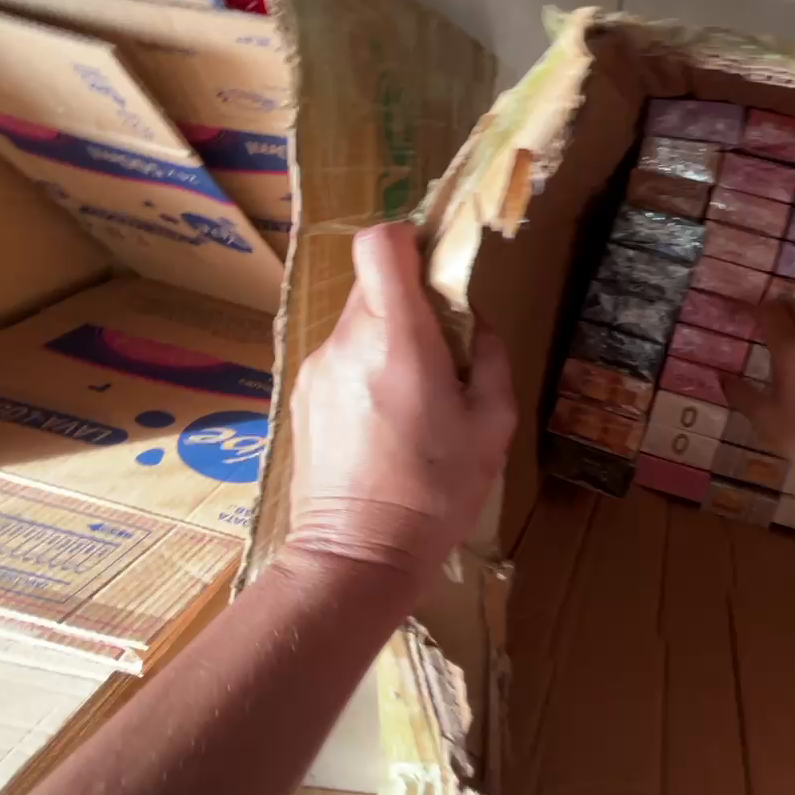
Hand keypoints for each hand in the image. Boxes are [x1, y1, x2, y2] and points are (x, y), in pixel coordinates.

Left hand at [285, 223, 515, 582]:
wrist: (356, 557)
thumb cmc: (437, 490)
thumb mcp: (493, 422)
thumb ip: (488, 356)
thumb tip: (473, 324)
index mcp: (398, 340)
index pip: (380, 245)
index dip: (409, 237)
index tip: (437, 264)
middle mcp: (347, 342)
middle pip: (374, 281)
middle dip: (413, 297)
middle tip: (444, 347)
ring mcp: (316, 368)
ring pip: (360, 319)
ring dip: (392, 334)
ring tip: (417, 393)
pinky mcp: (301, 394)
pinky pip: (342, 353)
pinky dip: (369, 362)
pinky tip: (386, 416)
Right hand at [727, 301, 794, 497]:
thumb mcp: (766, 419)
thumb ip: (741, 394)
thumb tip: (722, 377)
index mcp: (790, 347)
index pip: (768, 312)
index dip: (749, 308)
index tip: (734, 313)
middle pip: (793, 307)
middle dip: (772, 308)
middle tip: (753, 320)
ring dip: (794, 317)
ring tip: (777, 333)